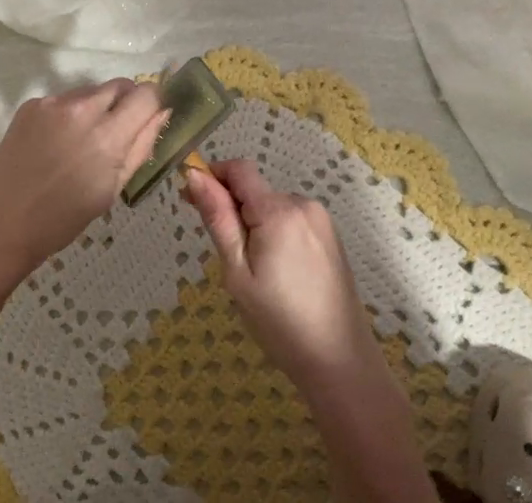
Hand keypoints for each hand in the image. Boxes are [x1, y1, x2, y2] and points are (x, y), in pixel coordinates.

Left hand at [0, 79, 169, 271]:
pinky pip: (63, 99)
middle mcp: (80, 109)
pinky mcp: (30, 105)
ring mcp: (52, 103)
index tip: (153, 115)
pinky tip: (58, 142)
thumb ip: (141, 146)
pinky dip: (69, 114)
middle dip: (127, 102)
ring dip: (97, 107)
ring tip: (83, 141)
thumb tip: (163, 113)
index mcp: (107, 136)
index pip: (147, 95)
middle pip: (120, 85)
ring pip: (91, 91)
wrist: (3, 221)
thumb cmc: (64, 218)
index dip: (155, 102)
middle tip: (119, 131)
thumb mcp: (113, 188)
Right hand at [183, 159, 375, 391]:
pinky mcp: (330, 237)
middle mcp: (303, 205)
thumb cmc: (279, 321)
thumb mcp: (237, 272)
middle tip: (222, 253)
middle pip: (254, 189)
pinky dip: (273, 232)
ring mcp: (321, 221)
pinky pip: (290, 219)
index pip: (239, 169)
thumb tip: (193, 174)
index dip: (211, 176)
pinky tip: (274, 271)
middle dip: (231, 207)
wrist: (339, 362)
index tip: (191, 202)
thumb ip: (217, 218)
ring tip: (251, 270)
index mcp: (279, 211)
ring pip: (271, 206)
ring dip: (252, 222)